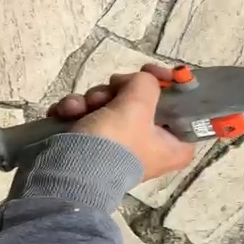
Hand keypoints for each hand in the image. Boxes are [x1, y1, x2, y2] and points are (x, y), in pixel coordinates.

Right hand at [48, 64, 195, 180]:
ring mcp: (115, 145)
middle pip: (136, 103)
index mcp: (175, 144)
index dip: (164, 84)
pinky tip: (62, 113)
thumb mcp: (136, 107)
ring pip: (106, 107)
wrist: (64, 172)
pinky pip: (85, 117)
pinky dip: (72, 112)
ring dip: (87, 101)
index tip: (145, 71)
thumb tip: (136, 78)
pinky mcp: (88, 144)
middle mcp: (148, 145)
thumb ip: (145, 84)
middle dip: (112, 95)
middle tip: (101, 98)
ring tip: (75, 109)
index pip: (180, 105)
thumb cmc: (111, 144)